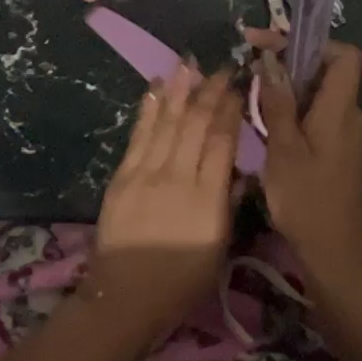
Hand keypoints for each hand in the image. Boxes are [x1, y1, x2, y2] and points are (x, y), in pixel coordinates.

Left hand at [84, 63, 240, 342]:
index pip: (221, 142)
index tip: (239, 89)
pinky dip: (148, 109)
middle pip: (195, 124)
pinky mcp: (123, 175)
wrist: (125, 296)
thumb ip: (229, 204)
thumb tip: (239, 169)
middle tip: (220, 69)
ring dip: (178, 91)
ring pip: (166, 122)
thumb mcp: (219, 248)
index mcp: (207, 198)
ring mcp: (146, 173)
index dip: (230, 111)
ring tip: (188, 64)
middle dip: (209, 92)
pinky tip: (156, 88)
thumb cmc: (181, 280)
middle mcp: (177, 177)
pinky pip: (138, 135)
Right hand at [249, 29, 361, 270]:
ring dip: (288, 86)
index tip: (274, 45)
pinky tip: (266, 120)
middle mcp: (349, 115)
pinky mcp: (336, 150)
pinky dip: (292, 108)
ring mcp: (344, 133)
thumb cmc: (306, 200)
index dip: (313, 42)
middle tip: (251, 63)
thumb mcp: (283, 148)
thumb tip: (270, 60)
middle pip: (327, 70)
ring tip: (252, 89)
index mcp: (340, 109)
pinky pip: (316, 113)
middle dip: (290, 61)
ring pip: (318, 93)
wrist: (332, 253)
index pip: (344, 55)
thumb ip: (277, 101)